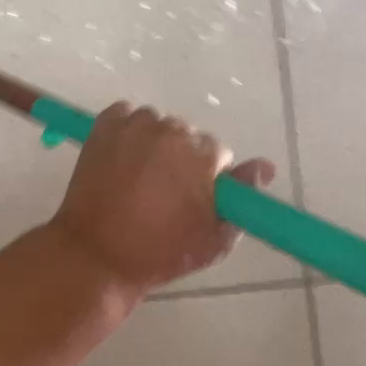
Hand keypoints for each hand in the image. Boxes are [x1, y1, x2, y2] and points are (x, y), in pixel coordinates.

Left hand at [50, 102, 274, 296]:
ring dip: (154, 142)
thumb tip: (265, 166)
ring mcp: (133, 125)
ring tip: (141, 176)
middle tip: (166, 190)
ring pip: (155, 123)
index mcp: (200, 156)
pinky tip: (122, 157)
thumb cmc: (162, 251)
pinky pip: (124, 114)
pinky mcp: (103, 124)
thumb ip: (242, 196)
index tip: (194, 196)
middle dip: (182, 157)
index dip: (208, 175)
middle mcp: (169, 131)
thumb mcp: (215, 236)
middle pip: (185, 135)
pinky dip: (127, 129)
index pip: (217, 152)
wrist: (100, 250)